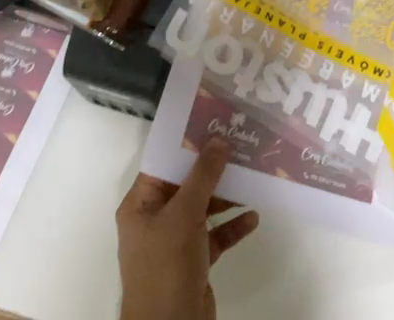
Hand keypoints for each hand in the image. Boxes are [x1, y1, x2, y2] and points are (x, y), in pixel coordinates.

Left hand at [116, 139, 260, 319]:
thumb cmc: (166, 266)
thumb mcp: (184, 216)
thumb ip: (202, 177)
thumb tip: (218, 141)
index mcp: (140, 205)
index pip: (162, 165)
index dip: (186, 146)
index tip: (213, 126)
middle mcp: (155, 220)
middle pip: (185, 186)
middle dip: (212, 170)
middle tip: (240, 147)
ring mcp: (174, 242)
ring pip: (203, 209)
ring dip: (226, 197)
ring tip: (252, 177)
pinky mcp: (194, 261)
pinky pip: (214, 236)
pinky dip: (232, 226)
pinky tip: (252, 216)